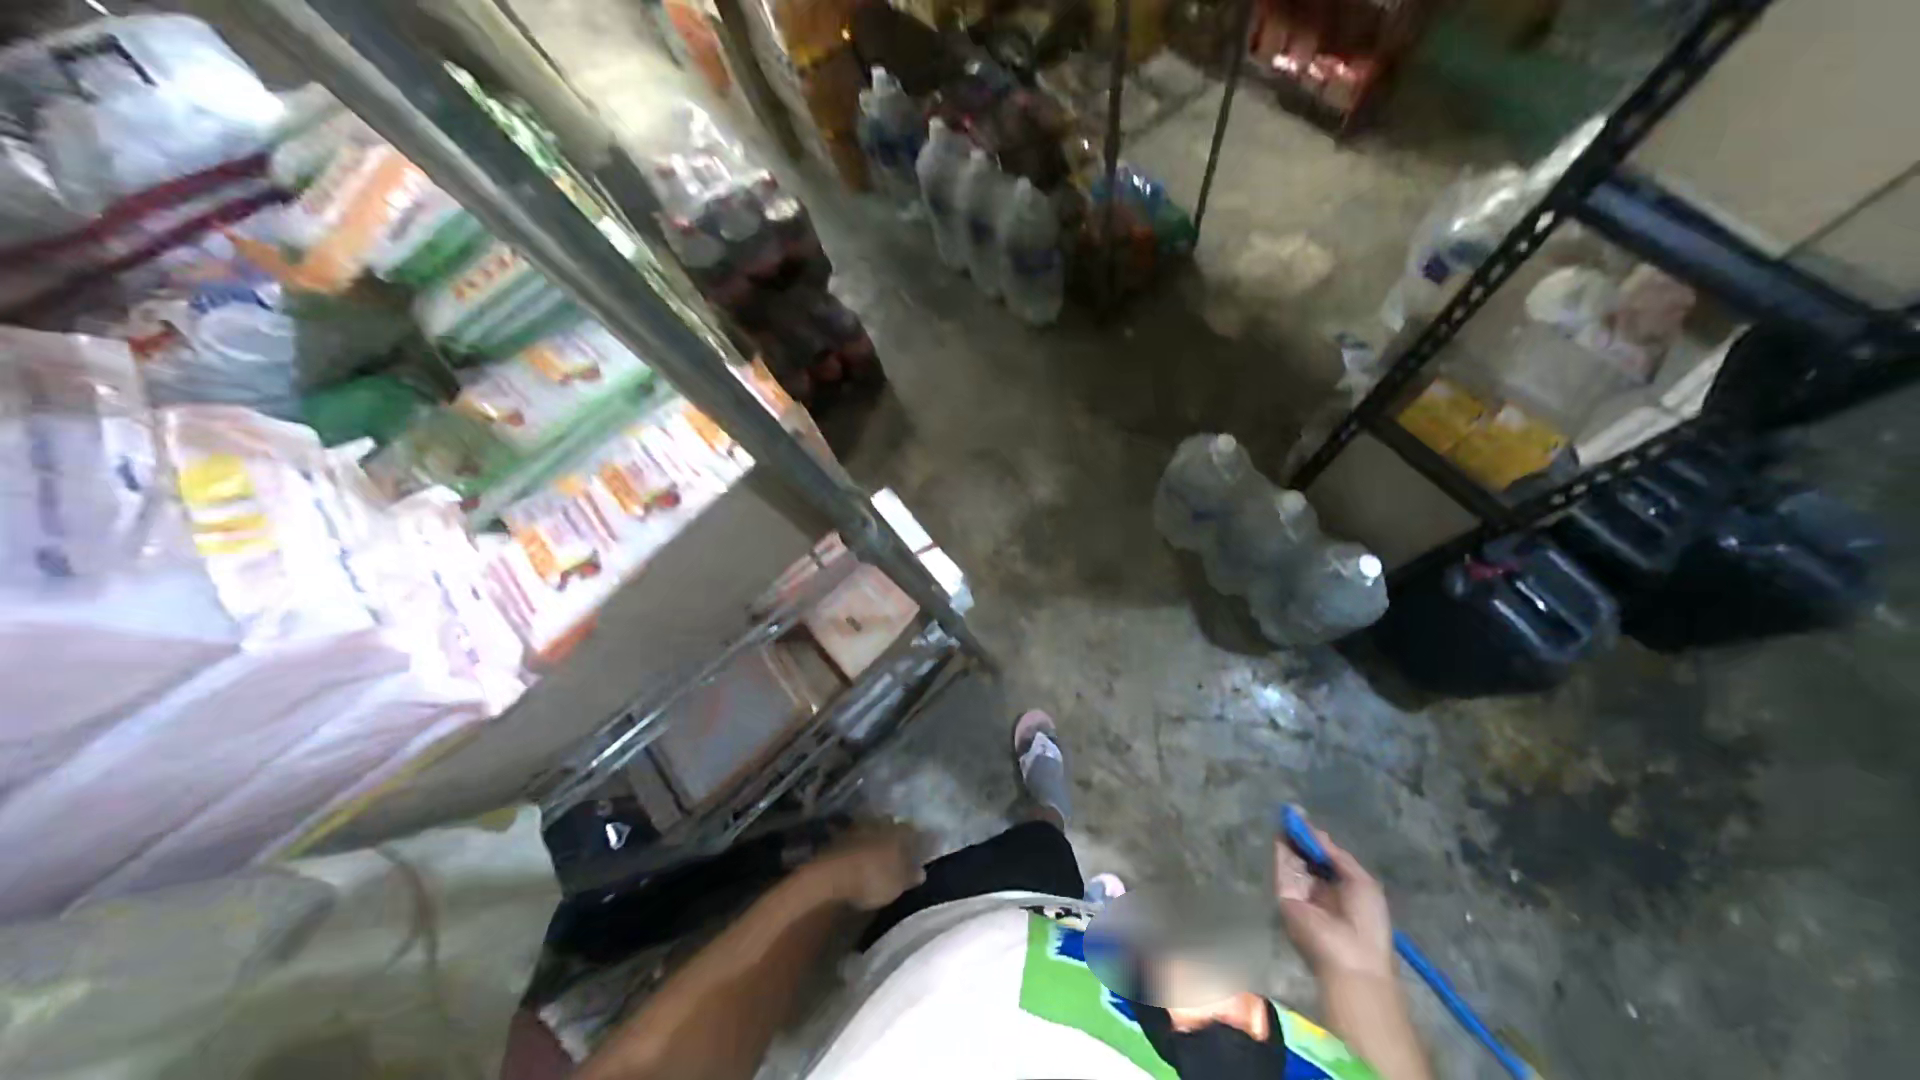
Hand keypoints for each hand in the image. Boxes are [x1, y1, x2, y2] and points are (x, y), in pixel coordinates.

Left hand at [809, 824, 926, 910]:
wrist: (831, 874)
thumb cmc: (873, 879)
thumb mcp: (898, 884)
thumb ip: (911, 876)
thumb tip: (922, 872)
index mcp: (899, 832)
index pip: (913, 831)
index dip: (918, 841)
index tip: (920, 849)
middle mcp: (880, 823)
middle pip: (891, 827)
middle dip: (895, 836)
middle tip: (898, 850)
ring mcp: (858, 827)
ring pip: (872, 830)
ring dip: (875, 838)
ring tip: (877, 853)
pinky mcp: (839, 836)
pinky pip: (854, 838)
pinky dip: (857, 845)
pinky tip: (857, 855)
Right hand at [1274, 825, 1394, 980]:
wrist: (1352, 956)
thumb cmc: (1367, 921)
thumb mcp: (1362, 882)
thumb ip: (1338, 856)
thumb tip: (1317, 832)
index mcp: (1342, 890)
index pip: (1325, 859)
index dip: (1317, 840)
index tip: (1308, 819)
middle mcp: (1319, 890)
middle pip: (1306, 858)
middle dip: (1301, 836)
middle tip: (1293, 812)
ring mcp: (1301, 893)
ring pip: (1292, 861)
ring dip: (1289, 839)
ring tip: (1286, 816)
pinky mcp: (1284, 896)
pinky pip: (1282, 870)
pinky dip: (1281, 851)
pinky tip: (1282, 833)